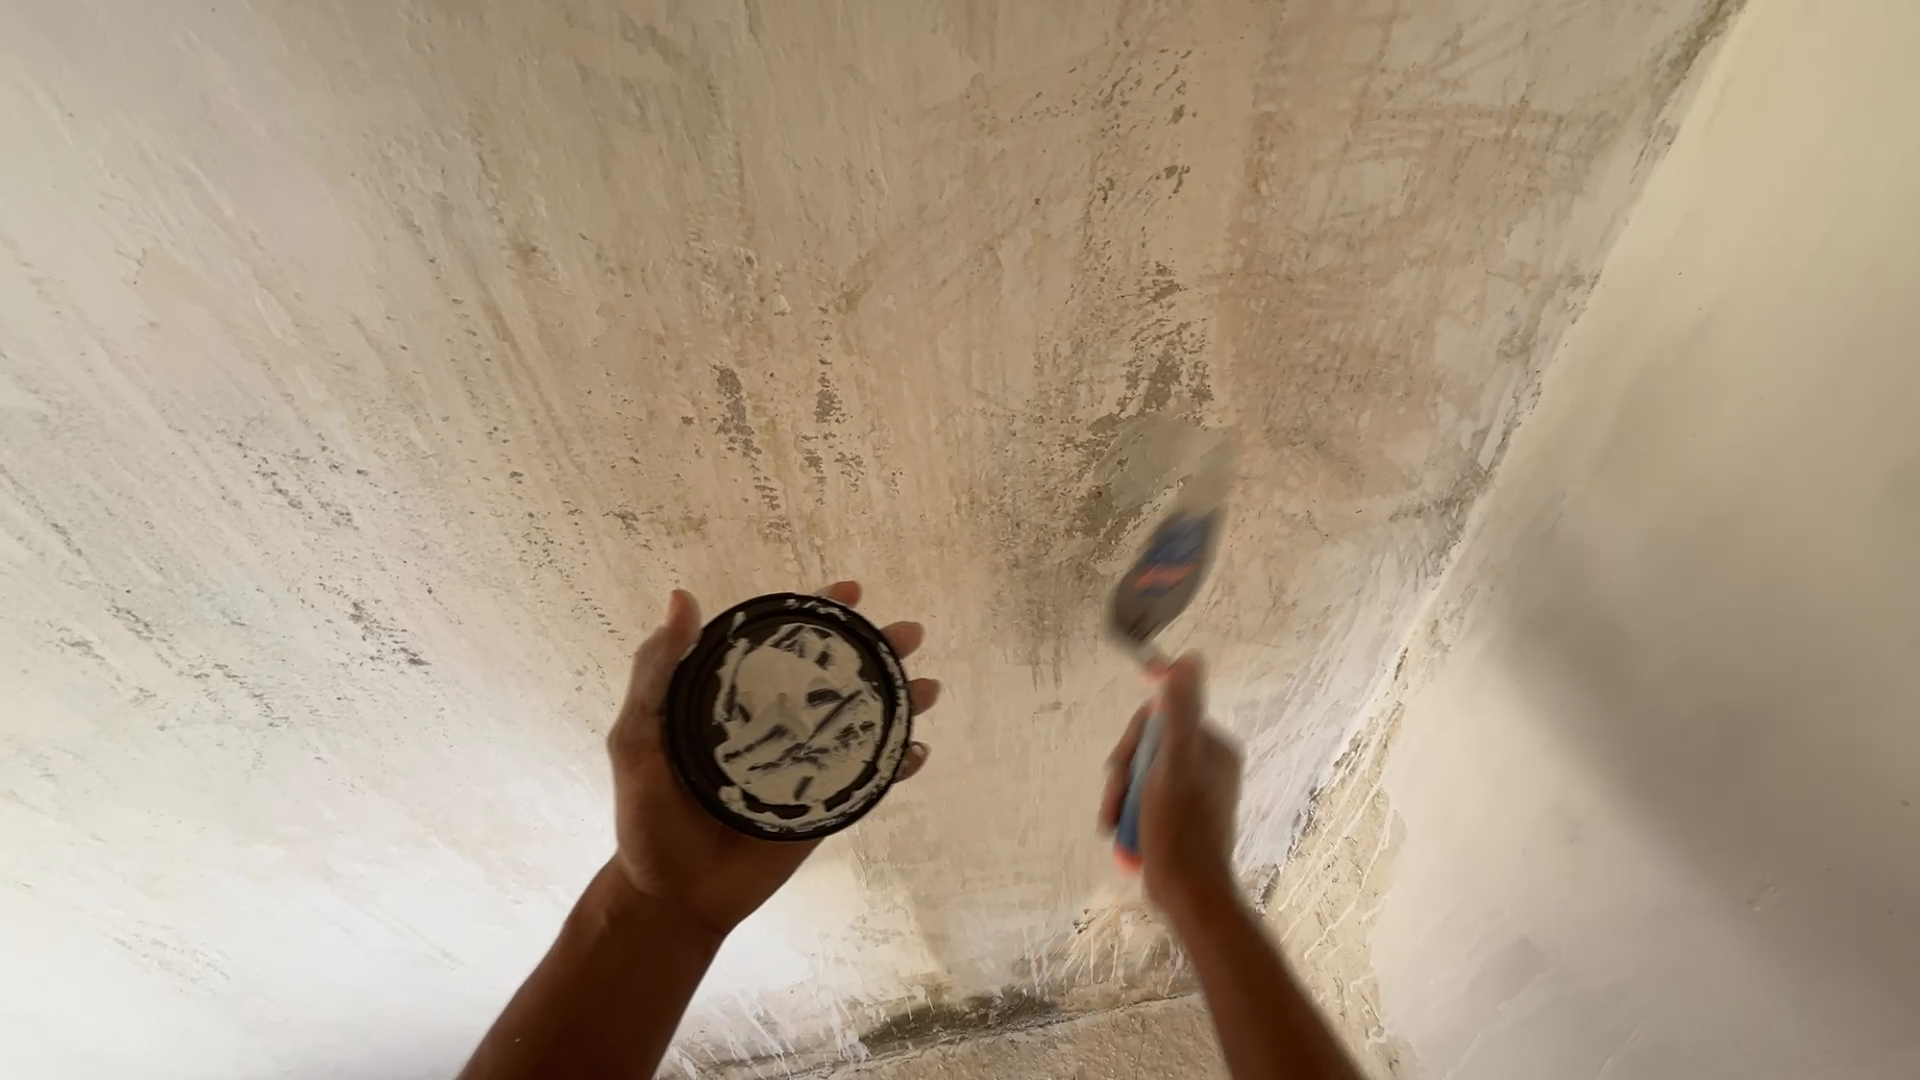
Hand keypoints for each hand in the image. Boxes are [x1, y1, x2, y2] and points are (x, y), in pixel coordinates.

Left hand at [605, 581, 939, 938]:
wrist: (672, 897)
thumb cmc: (648, 817)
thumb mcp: (636, 738)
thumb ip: (656, 672)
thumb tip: (681, 599)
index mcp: (741, 698)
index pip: (786, 643)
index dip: (820, 612)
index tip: (850, 592)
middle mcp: (782, 721)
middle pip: (838, 676)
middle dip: (879, 650)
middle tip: (910, 634)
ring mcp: (808, 761)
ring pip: (864, 720)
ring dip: (902, 701)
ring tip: (929, 688)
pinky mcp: (826, 803)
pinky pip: (870, 777)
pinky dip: (898, 764)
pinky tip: (918, 752)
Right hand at [1100, 654, 1243, 921]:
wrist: (1188, 894)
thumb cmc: (1180, 828)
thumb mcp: (1173, 762)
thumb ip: (1180, 710)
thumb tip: (1190, 658)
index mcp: (1212, 746)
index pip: (1162, 715)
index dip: (1137, 732)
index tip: (1122, 759)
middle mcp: (1206, 763)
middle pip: (1147, 745)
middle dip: (1124, 770)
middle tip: (1115, 796)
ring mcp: (1191, 789)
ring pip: (1140, 772)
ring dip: (1119, 793)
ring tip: (1112, 819)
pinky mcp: (1178, 814)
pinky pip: (1143, 795)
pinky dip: (1127, 808)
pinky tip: (1118, 829)